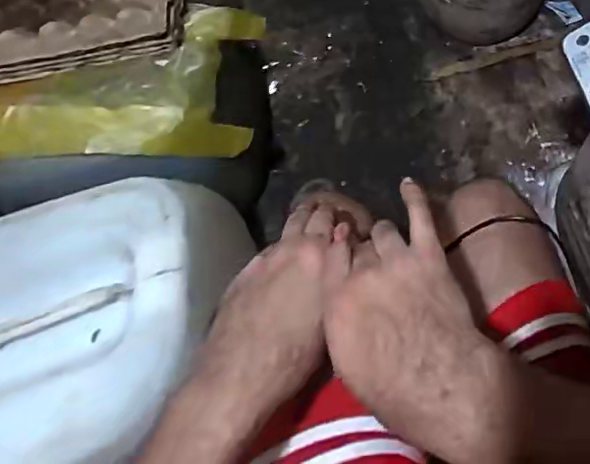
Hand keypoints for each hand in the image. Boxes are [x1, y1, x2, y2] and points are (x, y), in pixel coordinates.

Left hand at [192, 200, 353, 417]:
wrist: (236, 377)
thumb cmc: (295, 357)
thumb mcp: (330, 316)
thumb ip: (338, 277)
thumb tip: (345, 259)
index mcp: (321, 255)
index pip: (339, 222)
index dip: (346, 220)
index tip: (352, 222)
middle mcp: (294, 247)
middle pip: (312, 215)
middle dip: (324, 211)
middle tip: (333, 213)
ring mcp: (267, 258)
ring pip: (288, 226)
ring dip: (301, 221)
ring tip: (309, 219)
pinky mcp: (245, 271)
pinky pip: (270, 249)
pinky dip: (281, 246)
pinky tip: (282, 257)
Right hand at [324, 180, 512, 462]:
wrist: (440, 378)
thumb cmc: (389, 385)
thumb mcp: (345, 360)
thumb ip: (339, 319)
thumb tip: (340, 299)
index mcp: (337, 300)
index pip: (330, 259)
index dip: (338, 254)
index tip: (341, 250)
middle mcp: (363, 272)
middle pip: (358, 246)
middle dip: (362, 251)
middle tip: (371, 260)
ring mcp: (398, 258)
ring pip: (384, 230)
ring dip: (385, 236)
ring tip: (391, 244)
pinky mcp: (430, 252)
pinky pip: (420, 215)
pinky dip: (414, 197)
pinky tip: (408, 184)